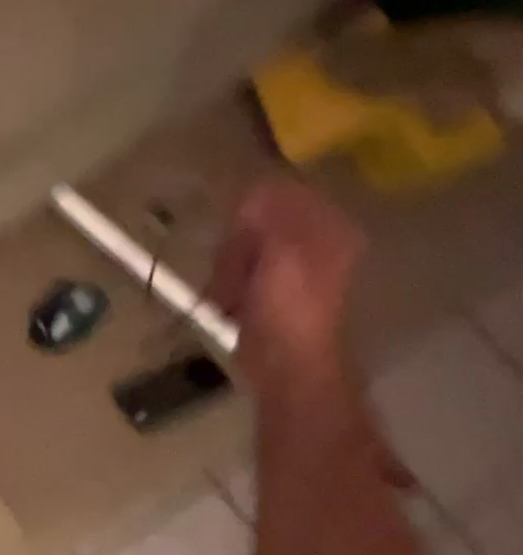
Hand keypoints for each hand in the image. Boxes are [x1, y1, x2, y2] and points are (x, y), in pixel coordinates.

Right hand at [207, 180, 365, 377]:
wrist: (286, 362)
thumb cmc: (286, 311)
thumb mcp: (279, 257)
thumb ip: (270, 220)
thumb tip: (252, 191)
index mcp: (328, 230)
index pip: (284, 196)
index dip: (251, 210)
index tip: (233, 232)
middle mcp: (316, 243)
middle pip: (259, 224)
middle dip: (236, 246)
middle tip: (229, 268)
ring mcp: (293, 269)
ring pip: (244, 250)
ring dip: (228, 269)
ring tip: (226, 292)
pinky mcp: (271, 291)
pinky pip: (239, 273)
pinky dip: (227, 285)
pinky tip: (226, 302)